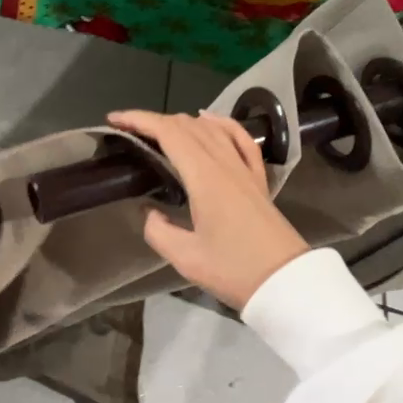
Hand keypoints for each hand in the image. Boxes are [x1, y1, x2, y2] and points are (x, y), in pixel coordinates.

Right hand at [108, 110, 309, 311]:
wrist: (287, 283)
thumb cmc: (235, 270)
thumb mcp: (186, 258)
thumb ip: (158, 231)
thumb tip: (149, 212)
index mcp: (204, 175)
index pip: (168, 132)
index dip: (139, 120)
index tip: (114, 120)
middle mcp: (223, 162)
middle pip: (186, 125)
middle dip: (154, 121)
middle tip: (129, 131)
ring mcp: (244, 168)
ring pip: (209, 128)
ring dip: (180, 122)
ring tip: (159, 131)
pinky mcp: (257, 179)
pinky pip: (239, 138)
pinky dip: (221, 122)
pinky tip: (209, 119)